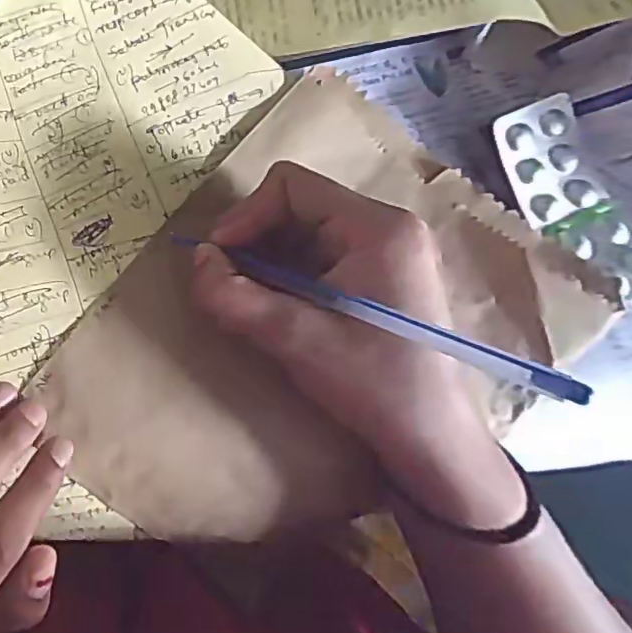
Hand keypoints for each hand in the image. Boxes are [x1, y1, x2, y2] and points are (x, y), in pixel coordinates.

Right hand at [189, 161, 522, 526]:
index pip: (290, 186)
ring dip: (267, 257)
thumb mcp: (293, 338)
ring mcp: (387, 249)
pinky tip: (276, 305)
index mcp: (376, 227)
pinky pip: (318, 252)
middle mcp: (386, 226)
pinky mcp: (380, 274)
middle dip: (254, 238)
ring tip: (249, 295)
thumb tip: (197, 257)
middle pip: (295, 204)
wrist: (434, 446)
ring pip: (303, 229)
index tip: (220, 254)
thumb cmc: (373, 384)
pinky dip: (286, 272)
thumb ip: (232, 295)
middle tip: (228, 278)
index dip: (246, 214)